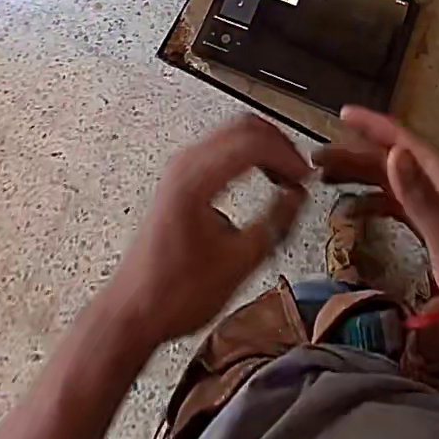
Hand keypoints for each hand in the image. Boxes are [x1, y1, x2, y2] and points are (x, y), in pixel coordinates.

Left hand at [107, 116, 310, 346]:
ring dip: (267, 146)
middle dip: (280, 144)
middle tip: (300, 170)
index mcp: (195, 180)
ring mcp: (181, 168)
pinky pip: (224, 145)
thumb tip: (298, 196)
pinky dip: (250, 153)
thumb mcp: (238, 264)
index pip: (253, 142)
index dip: (287, 155)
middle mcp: (185, 165)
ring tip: (287, 174)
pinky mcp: (181, 176)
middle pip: (245, 126)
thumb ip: (275, 223)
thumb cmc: (173, 294)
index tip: (305, 174)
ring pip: (235, 131)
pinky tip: (264, 175)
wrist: (132, 312)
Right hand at [314, 106, 438, 364]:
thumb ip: (420, 196)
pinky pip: (400, 208)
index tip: (343, 112)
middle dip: (356, 155)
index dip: (373, 124)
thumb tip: (394, 153)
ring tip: (327, 181)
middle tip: (317, 160)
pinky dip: (376, 204)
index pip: (404, 140)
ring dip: (362, 178)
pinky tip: (356, 211)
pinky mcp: (437, 234)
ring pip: (394, 184)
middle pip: (393, 161)